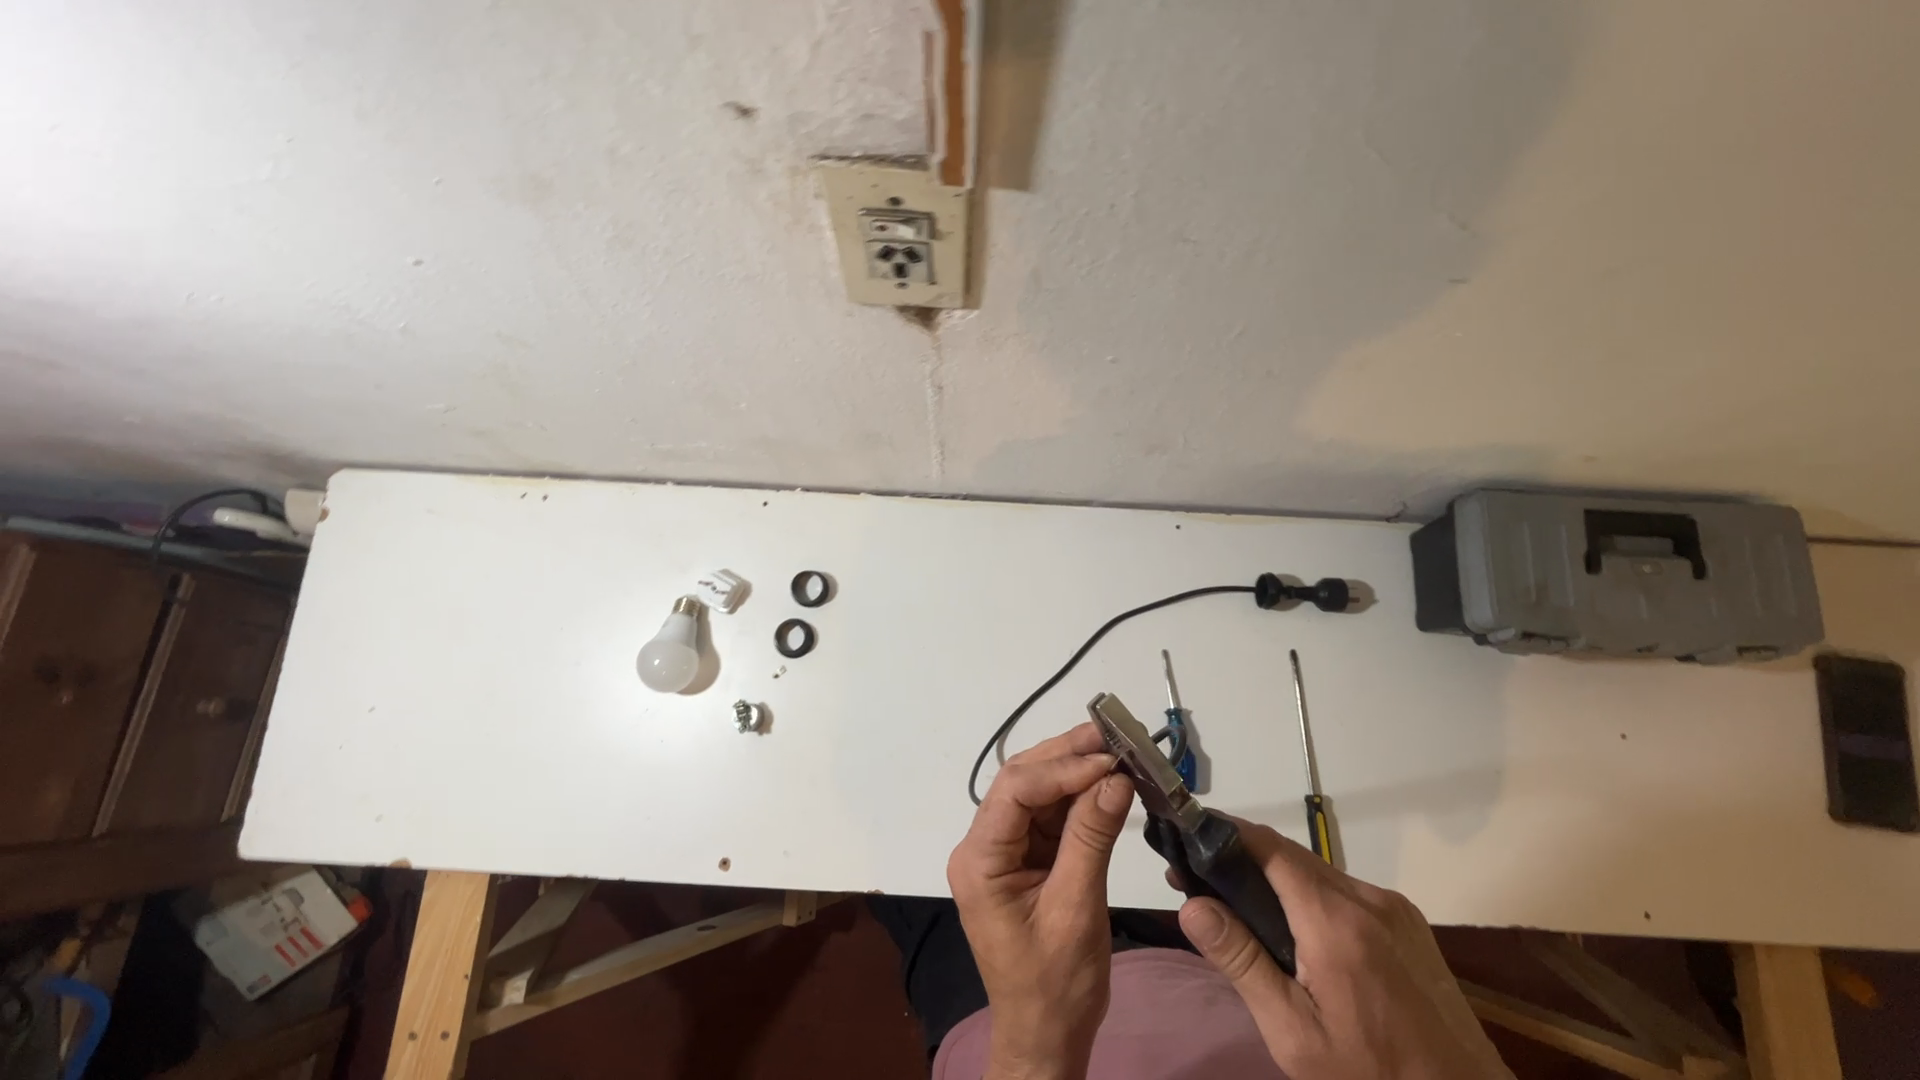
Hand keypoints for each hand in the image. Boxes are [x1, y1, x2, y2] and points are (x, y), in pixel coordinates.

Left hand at [947, 722, 1135, 1079]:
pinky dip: (1079, 798)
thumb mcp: (1076, 909)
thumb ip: (1092, 839)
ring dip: (1076, 771)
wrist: (1046, 1035)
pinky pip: (1050, 817)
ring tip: (1117, 751)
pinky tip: (1108, 784)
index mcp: (979, 860)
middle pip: (1021, 783)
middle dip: (1067, 757)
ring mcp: (1003, 852)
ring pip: (1037, 794)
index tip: (1109, 760)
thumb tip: (1116, 778)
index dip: (1061, 768)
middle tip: (1114, 737)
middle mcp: (983, 847)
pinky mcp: (1025, 860)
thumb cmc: (1055, 984)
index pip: (1014, 792)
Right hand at [1175, 820, 1513, 1079]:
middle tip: (1196, 883)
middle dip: (1240, 859)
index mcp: (1336, 921)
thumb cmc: (1370, 1075)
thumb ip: (1242, 962)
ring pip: (1317, 872)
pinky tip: (1292, 930)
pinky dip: (1308, 896)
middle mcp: (1368, 898)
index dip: (1224, 832)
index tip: (1185, 838)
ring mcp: (1394, 908)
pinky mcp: (1409, 923)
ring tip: (1237, 910)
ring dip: (1274, 879)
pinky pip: (1344, 892)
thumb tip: (1190, 905)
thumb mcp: (1294, 1032)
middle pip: (1290, 856)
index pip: (1269, 847)